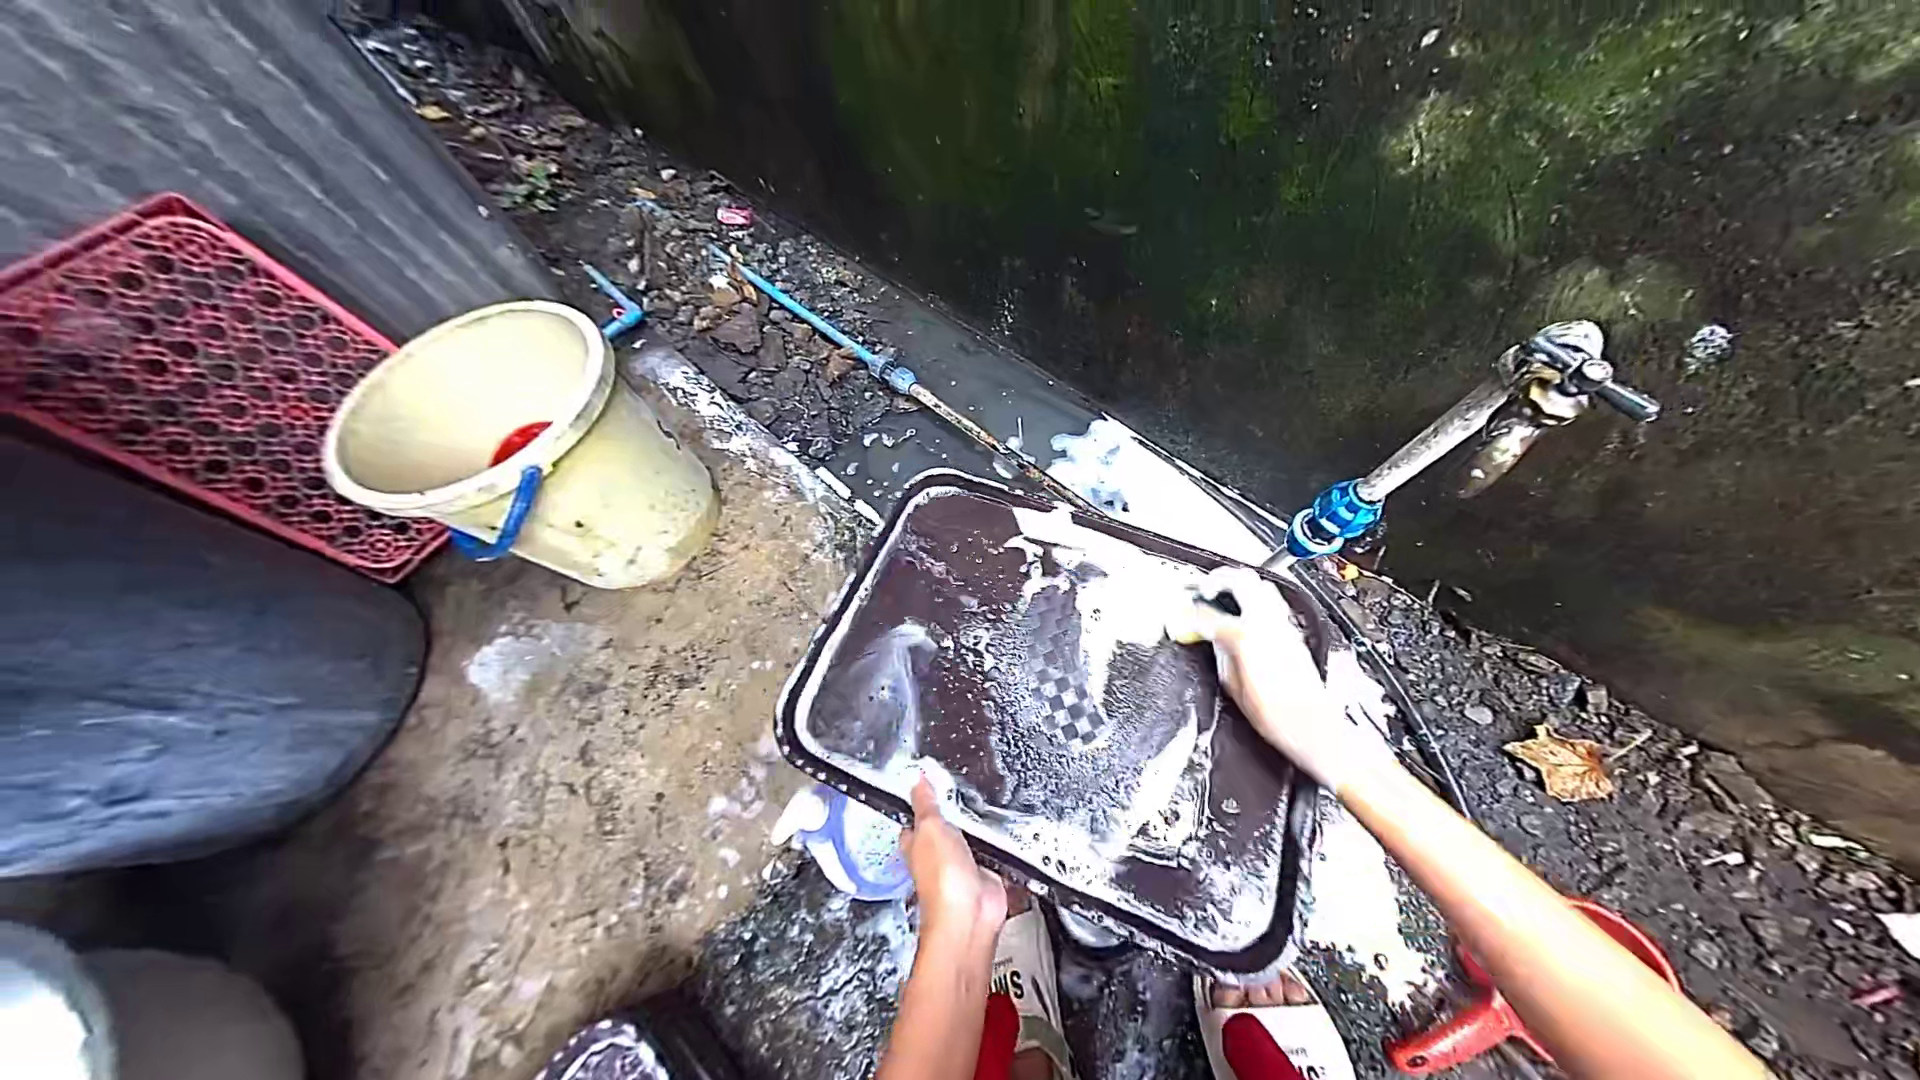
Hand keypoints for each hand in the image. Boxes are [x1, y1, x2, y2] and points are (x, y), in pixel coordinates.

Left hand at [900, 777, 1005, 957]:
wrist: (971, 914)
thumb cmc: (941, 879)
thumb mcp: (929, 826)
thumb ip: (925, 802)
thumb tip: (918, 779)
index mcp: (917, 841)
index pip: (916, 815)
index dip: (922, 799)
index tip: (931, 779)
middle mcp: (939, 853)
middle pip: (947, 822)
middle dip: (957, 810)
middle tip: (964, 790)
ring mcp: (963, 862)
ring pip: (972, 834)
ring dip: (979, 825)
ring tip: (985, 807)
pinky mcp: (987, 870)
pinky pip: (995, 850)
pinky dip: (999, 842)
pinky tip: (1001, 831)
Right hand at [1172, 566, 1390, 789]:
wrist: (1315, 728)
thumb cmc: (1276, 715)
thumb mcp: (1232, 685)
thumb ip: (1219, 653)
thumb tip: (1209, 638)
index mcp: (1246, 636)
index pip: (1208, 614)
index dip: (1189, 613)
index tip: (1180, 616)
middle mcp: (1268, 623)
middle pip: (1240, 581)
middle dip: (1214, 580)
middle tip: (1198, 588)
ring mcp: (1284, 625)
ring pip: (1259, 585)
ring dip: (1235, 584)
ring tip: (1218, 593)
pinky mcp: (1293, 633)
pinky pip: (1270, 601)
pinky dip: (1251, 596)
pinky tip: (1241, 609)